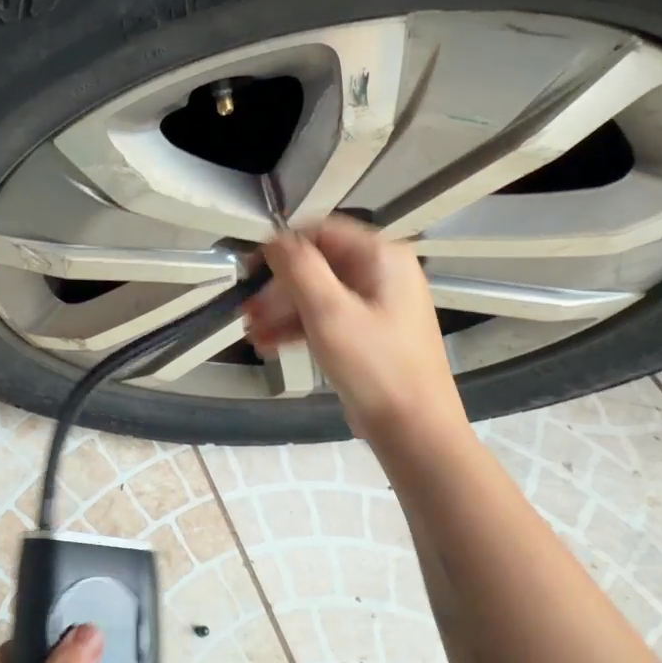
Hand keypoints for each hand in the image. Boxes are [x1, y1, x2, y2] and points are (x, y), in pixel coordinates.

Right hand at [243, 216, 465, 444]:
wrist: (415, 431)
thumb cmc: (375, 367)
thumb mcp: (329, 313)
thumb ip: (298, 268)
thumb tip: (273, 240)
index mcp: (382, 257)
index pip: (320, 231)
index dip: (281, 247)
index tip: (249, 269)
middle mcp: (383, 273)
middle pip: (317, 265)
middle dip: (277, 287)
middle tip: (247, 309)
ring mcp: (378, 305)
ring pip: (318, 294)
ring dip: (281, 310)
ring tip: (252, 332)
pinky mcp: (370, 333)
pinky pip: (327, 317)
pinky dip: (298, 327)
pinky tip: (269, 344)